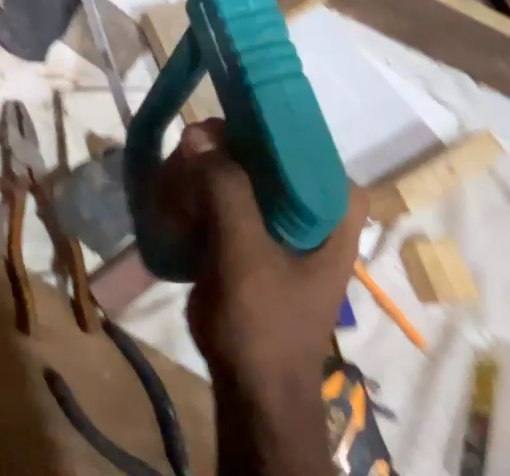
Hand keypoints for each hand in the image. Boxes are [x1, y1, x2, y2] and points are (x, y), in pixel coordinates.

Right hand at [155, 120, 367, 394]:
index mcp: (334, 210)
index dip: (263, 126)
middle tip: (187, 155)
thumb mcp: (244, 253)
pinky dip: (200, 195)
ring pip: (241, 175)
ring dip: (206, 174)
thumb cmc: (262, 322)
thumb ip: (226, 190)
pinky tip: (175, 199)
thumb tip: (198, 132)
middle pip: (266, 155)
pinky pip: (225, 199)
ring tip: (175, 181)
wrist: (252, 388)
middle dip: (223, 153)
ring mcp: (282, 226)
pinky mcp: (253, 241)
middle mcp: (315, 210)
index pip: (305, 143)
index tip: (221, 122)